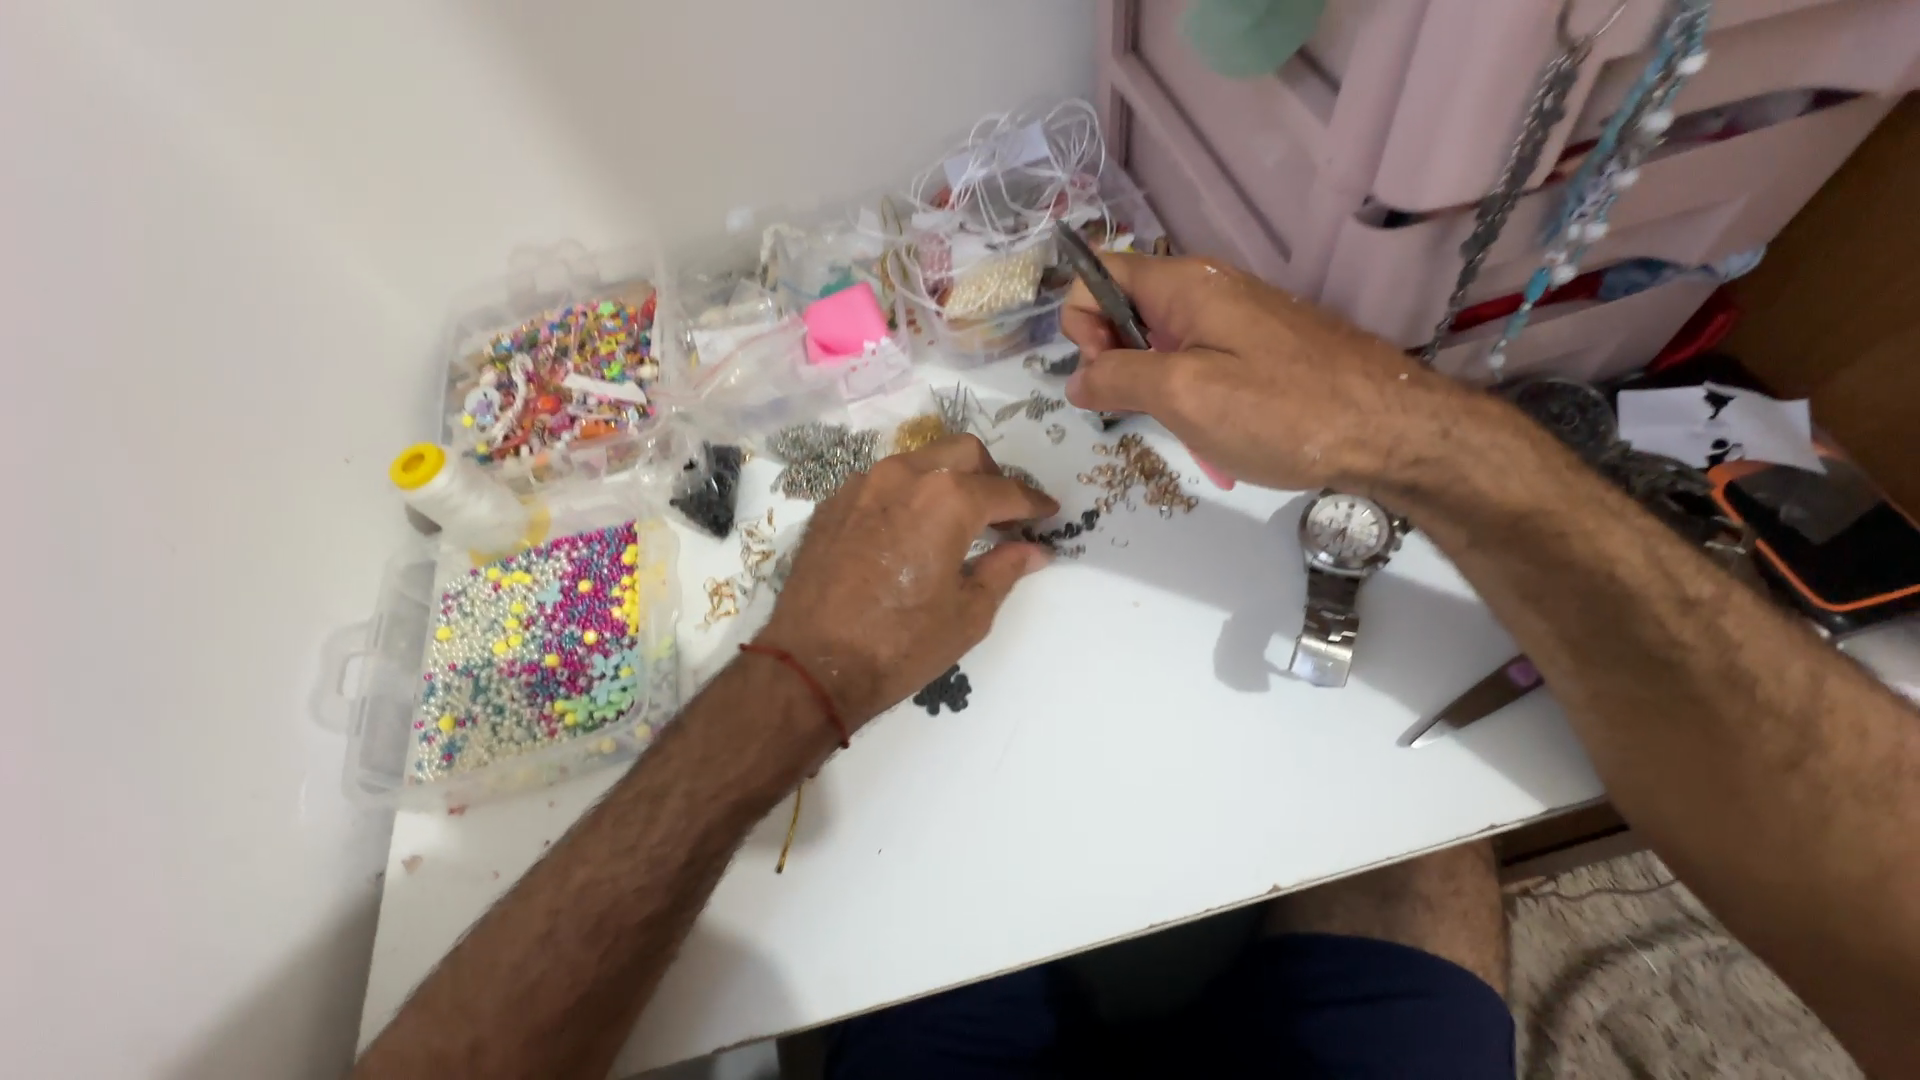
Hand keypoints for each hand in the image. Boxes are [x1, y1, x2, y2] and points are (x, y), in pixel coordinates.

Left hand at [755, 435, 1058, 727]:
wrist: (813, 665)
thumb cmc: (900, 644)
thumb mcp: (968, 614)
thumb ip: (1004, 571)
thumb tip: (1033, 551)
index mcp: (947, 500)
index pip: (1004, 490)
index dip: (1032, 503)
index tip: (1048, 513)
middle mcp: (904, 476)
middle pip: (962, 454)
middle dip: (991, 476)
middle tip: (1002, 513)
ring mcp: (861, 485)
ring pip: (918, 462)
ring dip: (945, 481)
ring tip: (955, 521)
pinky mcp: (832, 504)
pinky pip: (881, 484)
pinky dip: (907, 496)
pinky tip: (909, 531)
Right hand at [1061, 254, 1481, 492]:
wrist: (1390, 431)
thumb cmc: (1281, 411)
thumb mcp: (1183, 395)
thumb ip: (1118, 377)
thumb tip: (1077, 378)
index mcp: (1183, 285)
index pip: (1097, 274)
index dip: (1080, 323)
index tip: (1103, 375)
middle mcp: (1207, 289)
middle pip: (1125, 308)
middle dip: (1113, 358)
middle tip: (1140, 407)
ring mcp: (1237, 318)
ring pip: (1159, 340)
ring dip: (1151, 383)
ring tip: (1181, 423)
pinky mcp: (1259, 348)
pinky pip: (1198, 359)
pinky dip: (1186, 392)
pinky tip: (1212, 426)